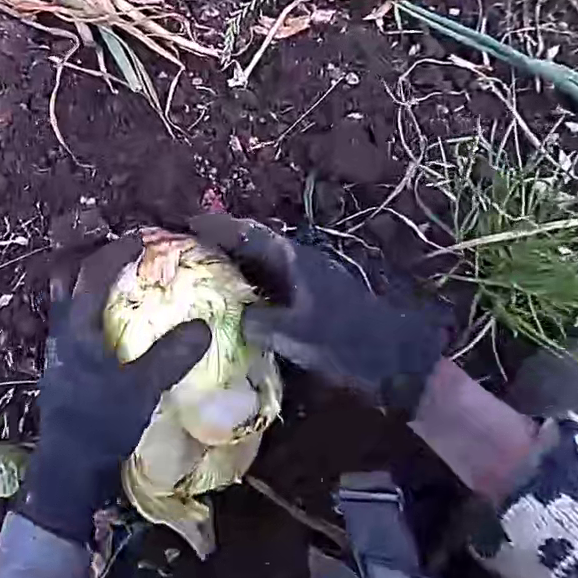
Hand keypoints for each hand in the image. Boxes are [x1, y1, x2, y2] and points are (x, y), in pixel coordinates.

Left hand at [19, 234, 210, 544]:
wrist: (67, 470)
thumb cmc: (101, 425)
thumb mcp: (142, 390)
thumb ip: (172, 356)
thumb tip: (204, 324)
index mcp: (77, 330)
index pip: (92, 275)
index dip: (116, 250)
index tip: (142, 237)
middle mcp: (63, 330)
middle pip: (66, 274)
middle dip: (91, 252)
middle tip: (124, 247)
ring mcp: (59, 344)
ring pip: (66, 292)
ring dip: (89, 274)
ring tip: (121, 270)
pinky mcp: (63, 358)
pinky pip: (74, 311)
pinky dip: (92, 297)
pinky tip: (116, 311)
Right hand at [189, 214, 446, 413]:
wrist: (390, 355)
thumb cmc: (344, 340)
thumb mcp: (297, 333)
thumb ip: (261, 323)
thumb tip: (234, 317)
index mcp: (294, 260)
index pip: (250, 234)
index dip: (219, 227)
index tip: (189, 222)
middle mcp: (298, 261)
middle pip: (254, 243)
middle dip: (223, 241)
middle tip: (188, 244)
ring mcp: (306, 278)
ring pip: (263, 262)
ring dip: (236, 261)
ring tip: (203, 267)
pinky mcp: (311, 296)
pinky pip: (272, 282)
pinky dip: (250, 284)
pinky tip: (235, 299)